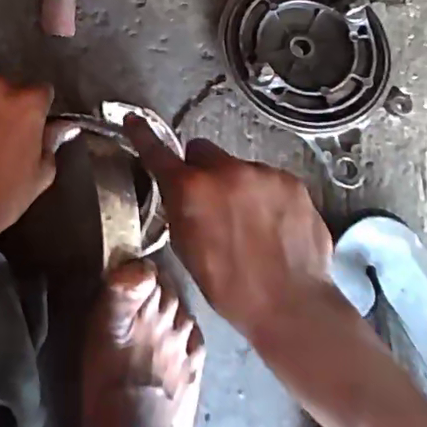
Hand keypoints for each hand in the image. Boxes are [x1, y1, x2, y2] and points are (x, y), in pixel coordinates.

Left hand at [0, 77, 72, 258]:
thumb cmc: (2, 195)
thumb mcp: (40, 175)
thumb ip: (51, 142)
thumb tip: (62, 127)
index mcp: (27, 102)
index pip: (42, 92)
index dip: (39, 110)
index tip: (33, 127)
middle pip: (9, 90)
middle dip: (9, 107)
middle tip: (3, 135)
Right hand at [123, 120, 338, 339]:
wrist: (292, 306)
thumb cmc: (231, 289)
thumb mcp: (188, 251)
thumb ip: (180, 210)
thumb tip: (180, 192)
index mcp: (192, 190)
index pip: (159, 154)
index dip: (143, 137)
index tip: (134, 120)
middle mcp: (225, 171)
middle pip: (203, 152)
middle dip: (202, 170)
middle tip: (212, 201)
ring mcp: (261, 172)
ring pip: (239, 168)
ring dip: (238, 185)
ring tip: (253, 223)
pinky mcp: (290, 180)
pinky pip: (269, 179)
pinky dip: (268, 196)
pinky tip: (275, 225)